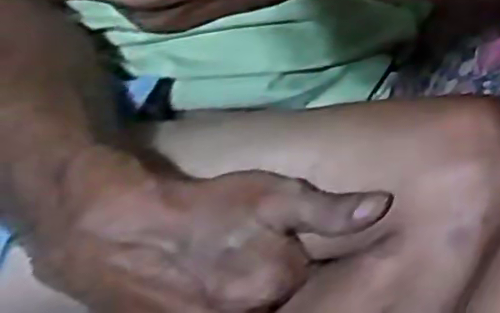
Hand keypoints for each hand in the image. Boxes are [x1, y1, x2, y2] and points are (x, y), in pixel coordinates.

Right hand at [24, 151, 389, 312]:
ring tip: (252, 262)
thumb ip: (332, 210)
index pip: (318, 281)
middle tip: (284, 252)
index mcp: (274, 284)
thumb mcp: (282, 197)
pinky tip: (229, 278)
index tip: (324, 248)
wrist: (118, 228)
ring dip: (264, 294)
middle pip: (284, 301)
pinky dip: (233, 301)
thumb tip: (381, 207)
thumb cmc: (213, 205)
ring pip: (256, 310)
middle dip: (295, 282)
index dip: (327, 263)